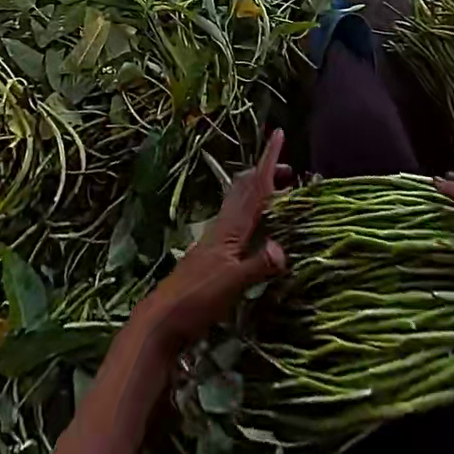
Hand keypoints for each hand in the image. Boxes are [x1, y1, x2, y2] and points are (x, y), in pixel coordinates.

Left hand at [136, 131, 291, 346]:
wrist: (162, 319)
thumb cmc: (196, 299)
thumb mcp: (232, 285)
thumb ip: (257, 266)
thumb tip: (283, 248)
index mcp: (231, 228)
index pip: (255, 188)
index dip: (268, 161)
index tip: (278, 134)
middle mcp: (224, 227)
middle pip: (247, 189)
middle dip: (268, 174)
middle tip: (291, 171)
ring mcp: (216, 239)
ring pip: (240, 203)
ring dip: (260, 191)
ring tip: (279, 193)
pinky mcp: (213, 254)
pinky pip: (238, 220)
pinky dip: (252, 212)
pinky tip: (255, 226)